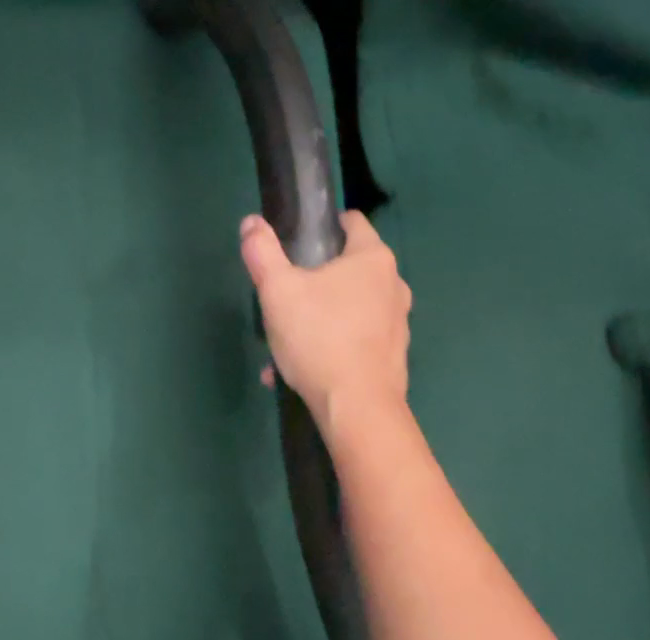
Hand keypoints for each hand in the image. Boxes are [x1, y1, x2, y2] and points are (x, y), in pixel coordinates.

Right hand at [240, 210, 411, 431]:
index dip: (325, 228)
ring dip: (318, 325)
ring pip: (350, 314)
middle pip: (349, 273)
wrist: (357, 406)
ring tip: (285, 352)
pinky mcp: (393, 359)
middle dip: (315, 286)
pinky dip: (331, 353)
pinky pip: (355, 346)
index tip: (299, 246)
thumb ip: (262, 253)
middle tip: (285, 305)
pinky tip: (301, 376)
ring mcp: (398, 324)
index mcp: (372, 259)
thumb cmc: (319, 339)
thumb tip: (251, 222)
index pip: (353, 224)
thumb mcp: (278, 292)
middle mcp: (394, 285)